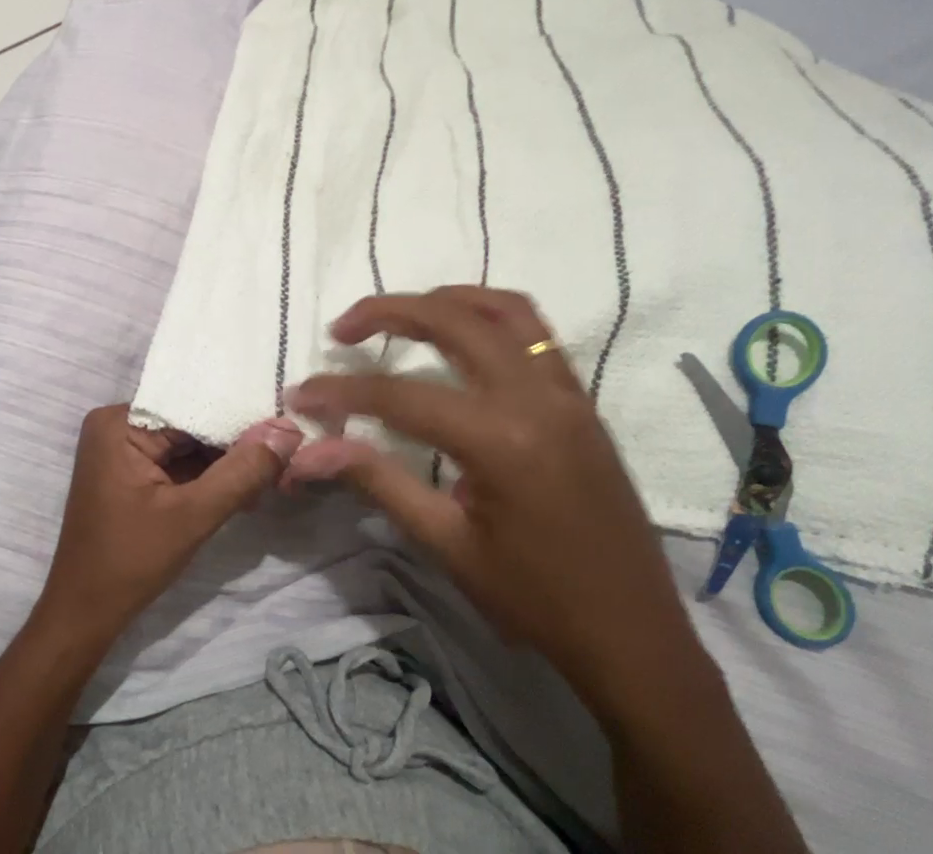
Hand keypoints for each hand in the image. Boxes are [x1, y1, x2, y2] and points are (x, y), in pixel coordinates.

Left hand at [32, 404, 302, 643]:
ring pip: (186, 445)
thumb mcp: (194, 515)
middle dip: (235, 445)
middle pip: (189, 424)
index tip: (287, 430)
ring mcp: (119, 449)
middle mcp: (114, 425)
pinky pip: (174, 463)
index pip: (192, 406)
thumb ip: (242, 471)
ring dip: (225, 465)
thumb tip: (288, 430)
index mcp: (119, 423)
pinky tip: (244, 492)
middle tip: (288, 459)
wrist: (85, 608)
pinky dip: (205, 478)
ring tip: (274, 479)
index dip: (240, 418)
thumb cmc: (131, 559)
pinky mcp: (127, 472)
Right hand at [283, 286, 698, 697]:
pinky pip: (535, 335)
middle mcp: (538, 400)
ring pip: (506, 311)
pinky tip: (457, 341)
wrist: (632, 633)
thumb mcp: (446, 542)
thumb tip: (307, 452)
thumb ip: (376, 481)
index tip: (300, 394)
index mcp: (501, 441)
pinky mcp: (582, 403)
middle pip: (455, 322)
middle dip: (389, 312)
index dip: (341, 391)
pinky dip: (487, 319)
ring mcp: (568, 395)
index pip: (400, 396)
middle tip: (341, 328)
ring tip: (399, 315)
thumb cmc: (533, 598)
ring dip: (445, 300)